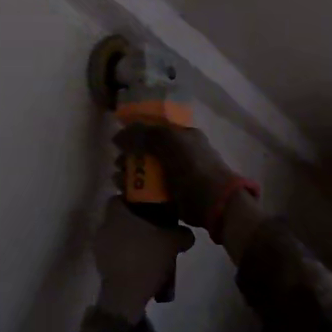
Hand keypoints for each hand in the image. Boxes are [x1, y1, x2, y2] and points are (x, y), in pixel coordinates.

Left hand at [92, 196, 194, 321]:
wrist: (126, 294)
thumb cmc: (147, 258)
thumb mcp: (173, 243)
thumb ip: (182, 233)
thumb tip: (186, 234)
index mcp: (116, 215)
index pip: (118, 198)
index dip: (133, 200)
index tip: (149, 207)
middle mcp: (104, 227)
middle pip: (120, 218)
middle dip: (137, 224)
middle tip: (156, 231)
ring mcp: (100, 248)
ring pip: (118, 237)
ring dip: (133, 242)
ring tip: (152, 251)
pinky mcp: (101, 266)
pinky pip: (117, 254)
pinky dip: (129, 257)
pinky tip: (144, 267)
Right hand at [112, 124, 243, 230]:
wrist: (214, 203)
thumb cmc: (193, 167)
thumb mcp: (169, 141)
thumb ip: (144, 134)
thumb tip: (118, 136)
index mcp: (183, 137)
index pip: (156, 128)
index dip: (136, 131)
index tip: (119, 140)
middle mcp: (180, 155)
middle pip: (148, 152)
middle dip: (130, 156)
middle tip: (117, 164)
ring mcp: (177, 177)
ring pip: (147, 173)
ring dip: (130, 175)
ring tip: (117, 181)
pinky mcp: (174, 198)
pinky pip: (151, 192)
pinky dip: (137, 193)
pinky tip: (125, 195)